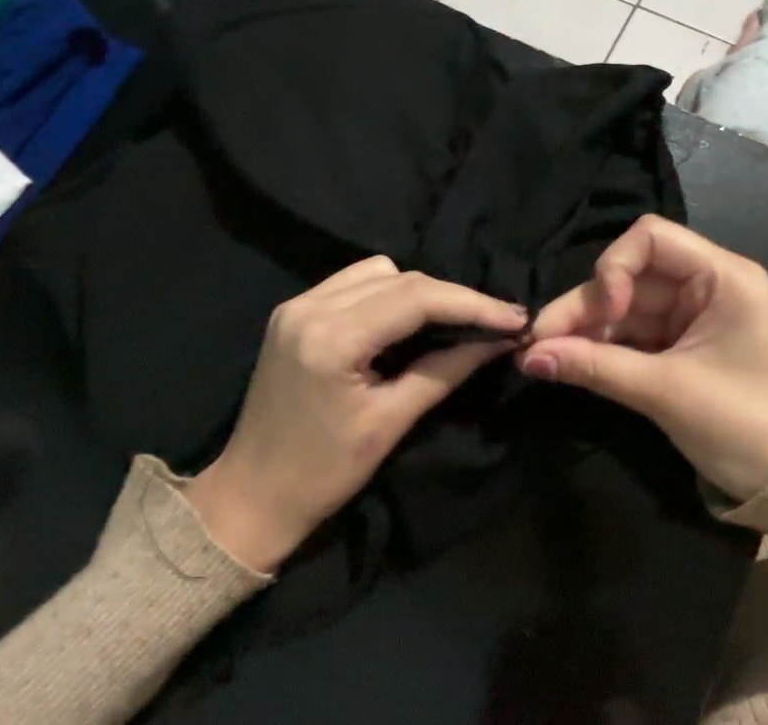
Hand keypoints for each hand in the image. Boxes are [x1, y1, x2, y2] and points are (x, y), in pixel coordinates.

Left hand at [184, 258, 527, 571]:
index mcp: (331, 337)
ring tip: (451, 323)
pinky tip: (406, 323)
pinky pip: (351, 284)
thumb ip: (445, 371)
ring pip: (376, 272)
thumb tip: (497, 341)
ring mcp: (296, 305)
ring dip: (417, 292)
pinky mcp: (291, 312)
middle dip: (450, 297)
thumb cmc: (323, 473)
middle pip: (399, 277)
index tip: (515, 317)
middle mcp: (309, 306)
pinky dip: (385, 296)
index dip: (471, 304)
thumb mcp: (390, 423)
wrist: (252, 495)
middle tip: (494, 323)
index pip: (416, 298)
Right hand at [521, 215, 767, 501]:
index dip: (615, 267)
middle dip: (585, 308)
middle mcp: (706, 285)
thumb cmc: (744, 425)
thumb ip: (596, 367)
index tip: (605, 315)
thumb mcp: (666, 392)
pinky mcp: (680, 345)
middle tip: (535, 341)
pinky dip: (601, 347)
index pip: (651, 238)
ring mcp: (691, 316)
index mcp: (723, 278)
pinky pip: (631, 334)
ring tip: (541, 357)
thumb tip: (528, 357)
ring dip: (585, 330)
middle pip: (629, 276)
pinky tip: (567, 362)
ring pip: (623, 307)